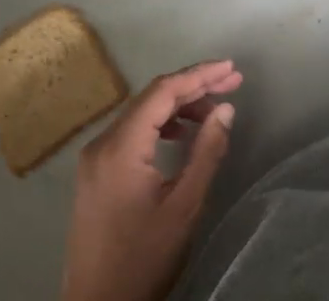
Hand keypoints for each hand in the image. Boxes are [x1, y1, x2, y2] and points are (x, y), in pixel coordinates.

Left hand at [62, 60, 243, 300]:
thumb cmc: (143, 259)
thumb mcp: (184, 206)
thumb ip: (206, 152)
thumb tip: (226, 109)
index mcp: (120, 147)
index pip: (162, 92)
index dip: (199, 75)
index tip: (232, 69)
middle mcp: (102, 144)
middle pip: (151, 98)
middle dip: (193, 86)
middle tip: (233, 82)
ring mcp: (95, 159)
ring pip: (142, 114)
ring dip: (178, 106)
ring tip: (215, 112)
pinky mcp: (96, 173)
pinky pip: (132, 133)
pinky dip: (161, 125)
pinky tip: (184, 134)